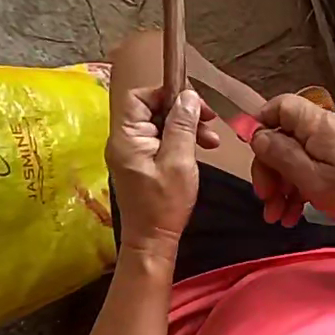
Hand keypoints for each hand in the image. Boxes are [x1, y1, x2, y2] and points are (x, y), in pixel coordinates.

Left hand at [107, 86, 220, 259]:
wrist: (152, 240)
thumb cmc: (164, 204)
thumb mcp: (180, 160)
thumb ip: (182, 125)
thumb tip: (187, 95)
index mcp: (126, 137)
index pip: (138, 97)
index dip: (165, 94)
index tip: (191, 103)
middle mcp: (124, 141)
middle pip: (151, 109)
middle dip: (182, 112)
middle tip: (209, 121)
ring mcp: (131, 152)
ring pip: (160, 125)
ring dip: (186, 127)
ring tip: (211, 140)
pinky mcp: (141, 163)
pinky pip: (160, 141)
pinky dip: (180, 141)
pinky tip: (200, 149)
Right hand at [248, 94, 334, 236]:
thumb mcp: (312, 178)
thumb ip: (281, 155)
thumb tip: (257, 136)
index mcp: (318, 124)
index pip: (280, 106)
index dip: (261, 125)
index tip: (253, 156)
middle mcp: (325, 130)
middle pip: (283, 137)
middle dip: (269, 168)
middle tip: (265, 198)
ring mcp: (334, 147)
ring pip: (294, 158)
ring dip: (281, 186)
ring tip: (276, 217)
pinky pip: (310, 170)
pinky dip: (298, 191)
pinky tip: (292, 216)